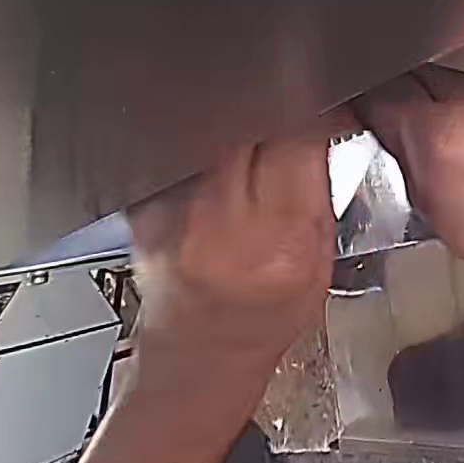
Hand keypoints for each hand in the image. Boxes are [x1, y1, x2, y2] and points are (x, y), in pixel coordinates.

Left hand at [76, 124, 335, 462]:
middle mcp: (221, 226)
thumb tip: (319, 125)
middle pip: (249, 122)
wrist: (201, 355)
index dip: (312, 111)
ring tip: (251, 147)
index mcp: (280, 244)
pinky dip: (205, 142)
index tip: (320, 108)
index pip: (296, 139)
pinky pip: (180, 146)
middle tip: (285, 119)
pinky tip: (218, 164)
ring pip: (212, 126)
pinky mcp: (143, 207)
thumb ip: (319, 189)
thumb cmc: (263, 318)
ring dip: (239, 122)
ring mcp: (174, 215)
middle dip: (274, 109)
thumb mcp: (320, 262)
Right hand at [351, 66, 463, 303]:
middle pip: (415, 70)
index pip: (381, 93)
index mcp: (435, 138)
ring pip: (454, 68)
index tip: (373, 113)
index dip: (372, 102)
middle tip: (414, 118)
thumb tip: (387, 138)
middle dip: (408, 89)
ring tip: (460, 122)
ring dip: (446, 89)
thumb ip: (405, 164)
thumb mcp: (438, 213)